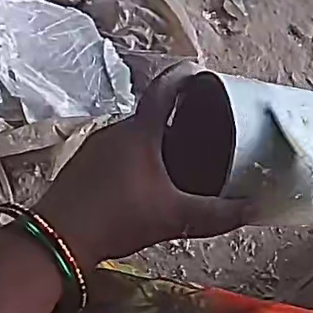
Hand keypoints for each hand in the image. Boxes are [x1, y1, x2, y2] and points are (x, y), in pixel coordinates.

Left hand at [33, 63, 252, 265]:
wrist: (58, 240)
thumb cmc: (119, 219)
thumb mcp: (174, 217)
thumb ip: (216, 215)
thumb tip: (254, 209)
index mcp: (139, 133)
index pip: (164, 90)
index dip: (184, 77)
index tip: (200, 73)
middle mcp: (115, 131)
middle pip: (150, 115)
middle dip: (174, 118)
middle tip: (199, 129)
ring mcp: (94, 147)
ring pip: (131, 135)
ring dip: (152, 140)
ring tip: (176, 156)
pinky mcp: (82, 164)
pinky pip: (115, 150)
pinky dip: (134, 155)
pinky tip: (143, 179)